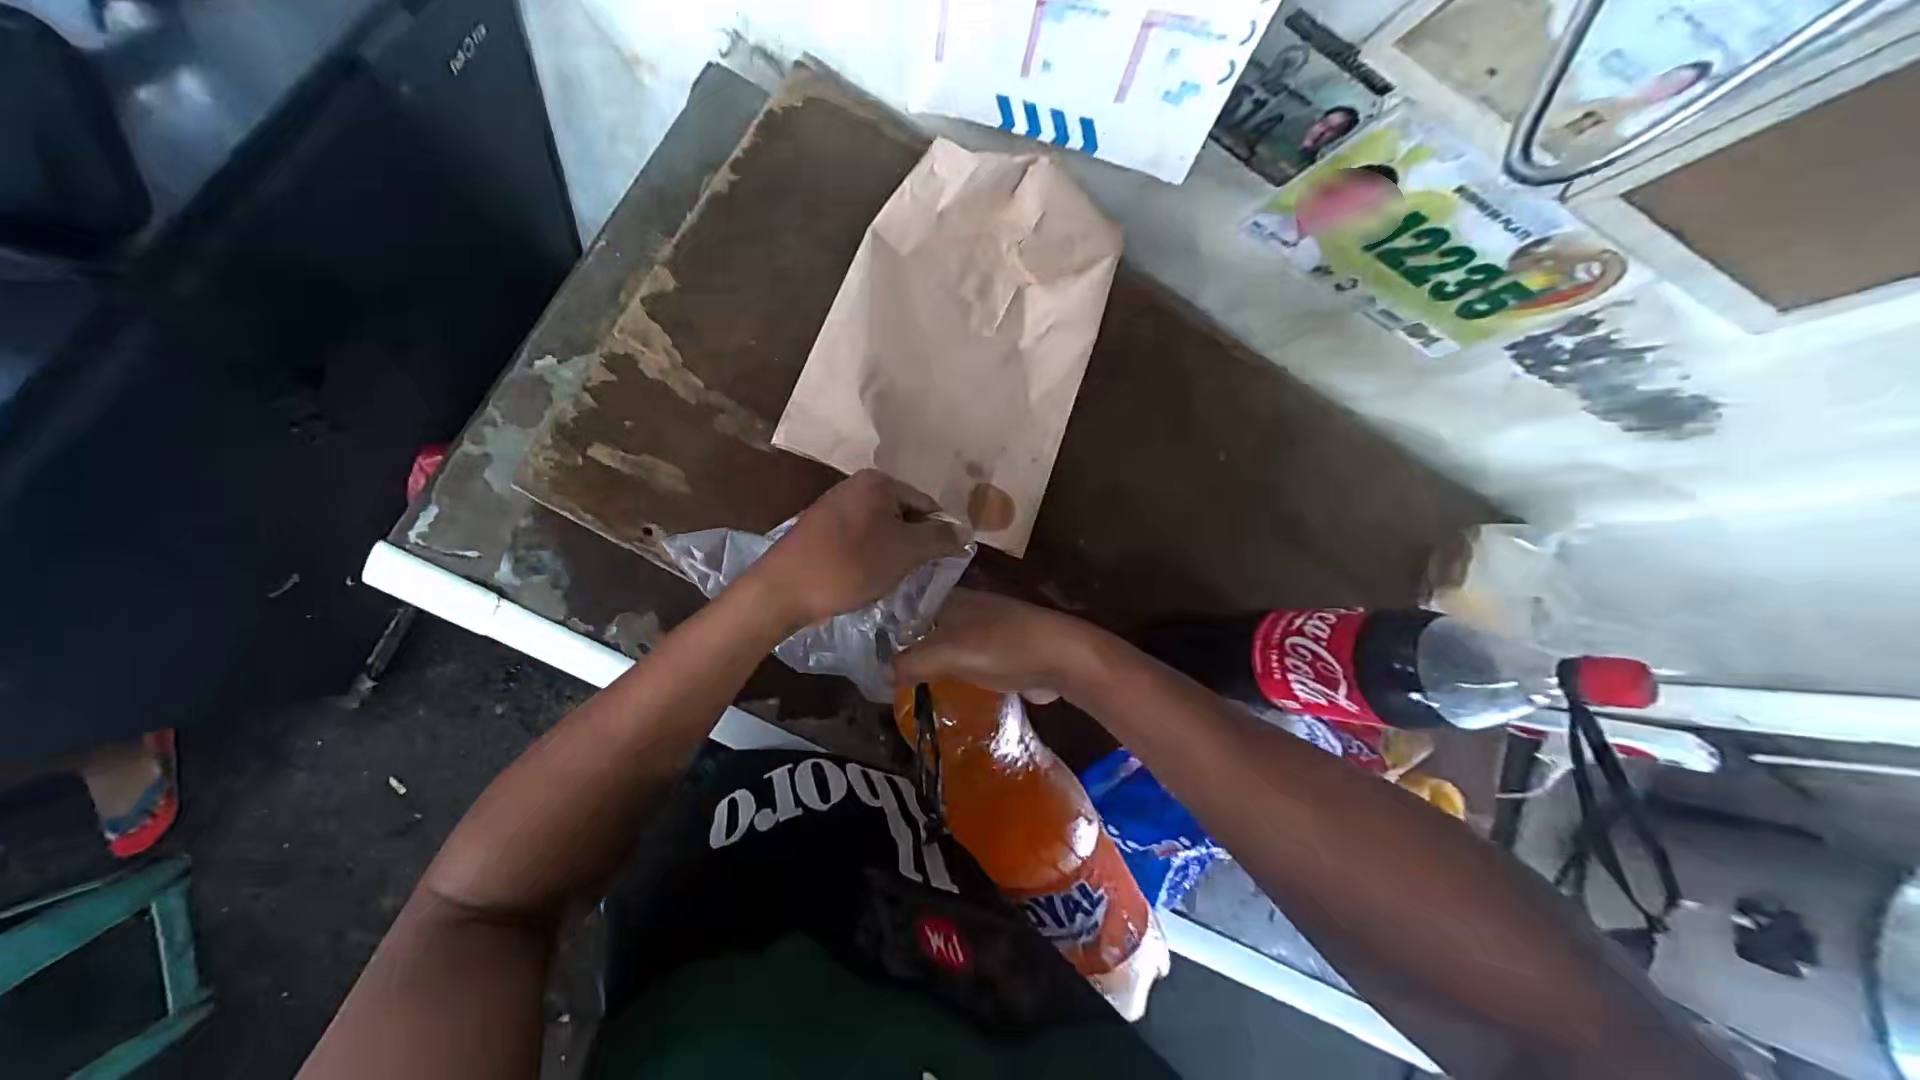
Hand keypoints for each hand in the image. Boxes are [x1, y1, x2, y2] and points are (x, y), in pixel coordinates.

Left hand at [743, 470, 963, 631]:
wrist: (784, 589)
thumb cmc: (851, 565)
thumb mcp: (906, 551)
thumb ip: (940, 538)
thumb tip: (964, 531)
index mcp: (878, 482)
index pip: (927, 505)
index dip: (938, 535)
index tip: (938, 564)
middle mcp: (856, 485)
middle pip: (904, 515)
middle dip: (913, 544)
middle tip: (912, 573)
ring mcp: (835, 506)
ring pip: (882, 530)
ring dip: (891, 553)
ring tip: (887, 578)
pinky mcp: (820, 529)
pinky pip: (859, 538)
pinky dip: (868, 556)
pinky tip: (863, 577)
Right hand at [891, 589, 1106, 700]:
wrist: (1061, 657)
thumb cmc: (1000, 647)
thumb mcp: (947, 654)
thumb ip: (910, 662)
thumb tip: (881, 674)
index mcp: (948, 598)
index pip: (903, 608)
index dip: (882, 629)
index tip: (861, 653)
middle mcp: (964, 607)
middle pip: (923, 627)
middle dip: (903, 648)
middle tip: (877, 676)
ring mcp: (985, 628)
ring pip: (944, 644)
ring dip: (928, 662)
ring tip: (903, 686)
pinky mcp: (1002, 650)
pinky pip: (966, 660)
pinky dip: (953, 672)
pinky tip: (941, 689)